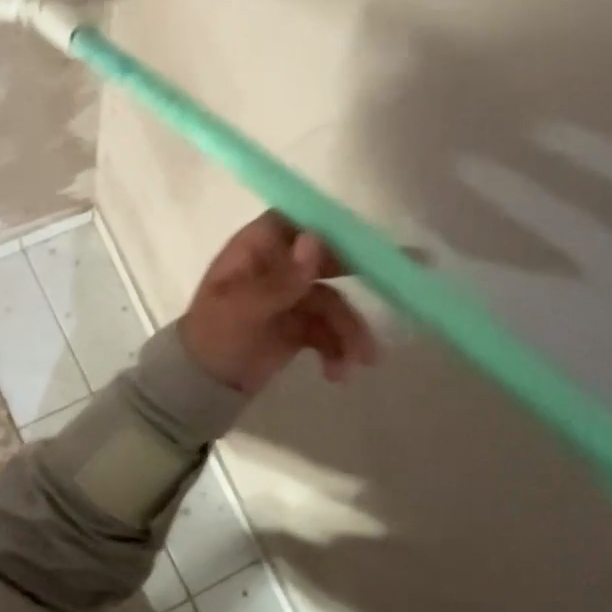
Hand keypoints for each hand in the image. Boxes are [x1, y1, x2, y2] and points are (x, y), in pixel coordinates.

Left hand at [179, 211, 380, 394]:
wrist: (200, 388)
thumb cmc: (212, 337)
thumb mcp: (243, 309)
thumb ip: (281, 279)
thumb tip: (315, 240)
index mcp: (257, 249)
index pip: (301, 223)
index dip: (334, 228)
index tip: (371, 242)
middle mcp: (277, 266)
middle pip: (328, 259)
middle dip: (364, 272)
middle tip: (411, 273)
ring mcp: (290, 297)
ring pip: (334, 303)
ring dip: (349, 332)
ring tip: (358, 362)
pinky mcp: (299, 327)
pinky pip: (329, 332)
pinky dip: (338, 351)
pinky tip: (338, 374)